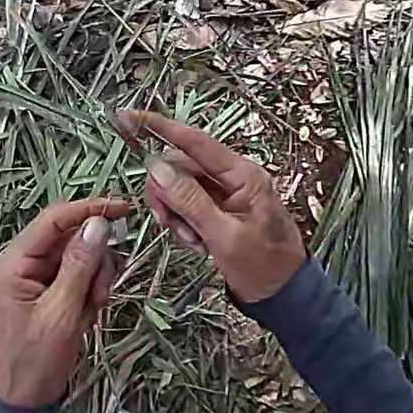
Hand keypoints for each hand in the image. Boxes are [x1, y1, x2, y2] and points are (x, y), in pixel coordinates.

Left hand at [0, 198, 130, 408]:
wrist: (20, 405)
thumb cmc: (34, 362)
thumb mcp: (61, 313)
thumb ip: (80, 266)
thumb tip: (98, 224)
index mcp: (14, 262)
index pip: (54, 219)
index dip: (89, 208)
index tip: (123, 207)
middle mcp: (22, 264)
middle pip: (70, 238)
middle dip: (94, 259)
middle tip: (102, 291)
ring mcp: (34, 278)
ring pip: (78, 257)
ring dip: (95, 278)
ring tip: (94, 308)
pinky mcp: (47, 293)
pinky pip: (76, 276)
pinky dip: (89, 290)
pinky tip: (88, 313)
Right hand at [117, 110, 304, 303]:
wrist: (283, 296)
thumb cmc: (264, 266)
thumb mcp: (225, 237)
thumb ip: (190, 201)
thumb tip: (156, 168)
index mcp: (242, 175)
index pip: (195, 142)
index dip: (160, 127)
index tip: (129, 117)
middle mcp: (231, 177)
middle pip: (179, 167)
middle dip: (167, 194)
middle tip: (172, 224)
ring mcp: (222, 192)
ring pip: (177, 187)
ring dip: (174, 213)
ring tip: (192, 239)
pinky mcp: (215, 208)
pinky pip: (184, 204)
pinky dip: (182, 222)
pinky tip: (197, 242)